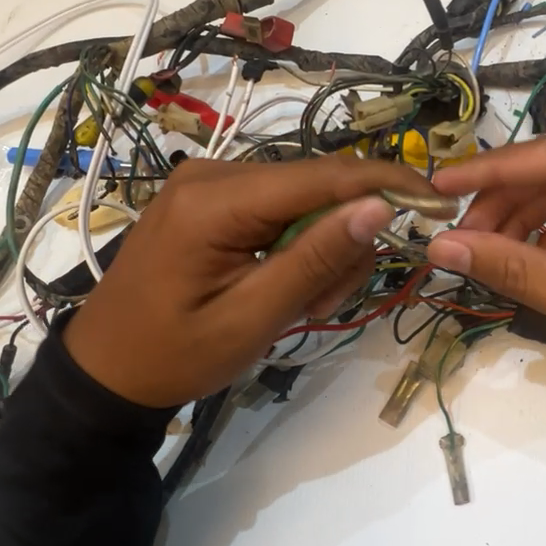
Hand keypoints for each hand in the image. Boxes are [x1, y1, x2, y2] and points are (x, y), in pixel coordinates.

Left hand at [64, 154, 428, 406]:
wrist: (104, 372)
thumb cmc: (174, 355)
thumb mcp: (253, 317)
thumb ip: (317, 259)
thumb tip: (381, 207)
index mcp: (216, 201)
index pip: (325, 176)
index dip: (389, 183)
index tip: (441, 201)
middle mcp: (214, 173)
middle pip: (320, 186)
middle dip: (345, 239)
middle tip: (327, 304)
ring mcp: (211, 182)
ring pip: (307, 198)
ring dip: (323, 248)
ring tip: (300, 306)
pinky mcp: (213, 197)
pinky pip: (282, 208)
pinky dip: (299, 245)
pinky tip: (283, 283)